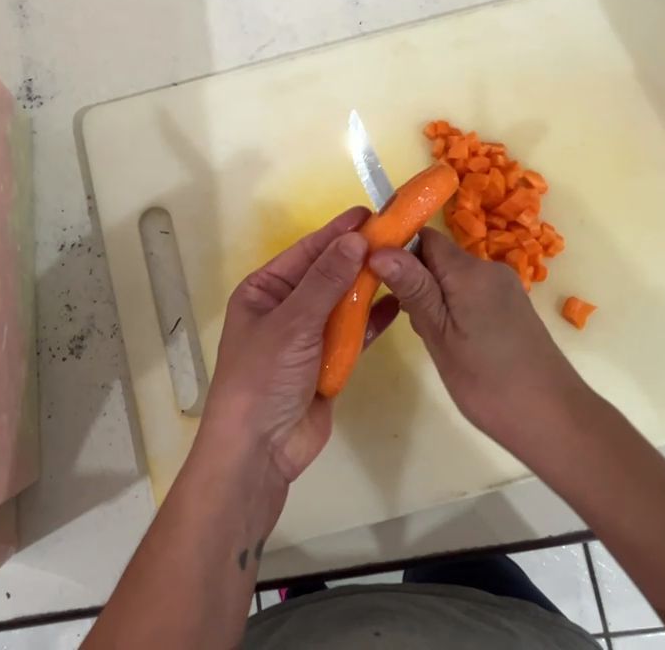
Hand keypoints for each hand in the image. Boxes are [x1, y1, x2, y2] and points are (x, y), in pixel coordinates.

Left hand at [198, 208, 400, 497]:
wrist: (260, 449)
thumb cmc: (263, 377)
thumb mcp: (292, 323)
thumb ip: (325, 282)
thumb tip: (355, 238)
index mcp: (263, 291)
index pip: (305, 253)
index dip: (337, 233)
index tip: (370, 213)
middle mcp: (285, 308)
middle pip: (327, 275)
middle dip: (358, 258)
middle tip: (397, 236)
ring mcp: (307, 337)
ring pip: (343, 303)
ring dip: (369, 287)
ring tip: (405, 263)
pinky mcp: (328, 363)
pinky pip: (354, 334)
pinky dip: (373, 321)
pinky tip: (399, 303)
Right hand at [369, 229, 589, 449]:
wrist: (555, 421)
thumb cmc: (490, 382)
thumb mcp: (441, 337)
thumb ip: (413, 289)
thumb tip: (378, 248)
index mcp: (470, 271)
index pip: (424, 238)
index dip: (396, 248)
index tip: (372, 273)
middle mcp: (489, 270)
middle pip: (437, 257)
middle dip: (412, 279)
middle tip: (402, 319)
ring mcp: (503, 289)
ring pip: (451, 277)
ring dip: (431, 296)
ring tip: (427, 336)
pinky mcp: (511, 308)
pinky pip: (469, 292)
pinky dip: (451, 307)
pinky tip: (450, 342)